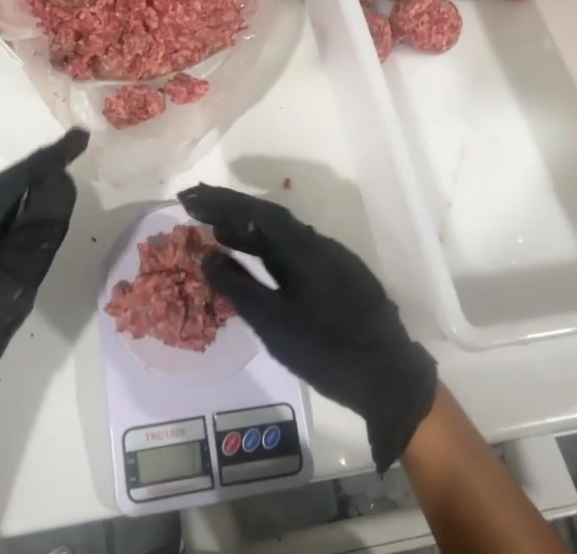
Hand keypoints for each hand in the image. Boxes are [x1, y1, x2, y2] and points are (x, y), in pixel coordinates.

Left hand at [0, 128, 88, 471]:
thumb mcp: (10, 285)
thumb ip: (37, 234)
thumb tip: (60, 182)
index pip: (12, 181)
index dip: (47, 158)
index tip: (80, 138)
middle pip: (3, 193)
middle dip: (38, 171)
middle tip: (74, 155)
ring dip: (30, 197)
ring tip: (61, 185)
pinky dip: (23, 227)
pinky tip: (36, 235)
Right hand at [179, 184, 437, 471]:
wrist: (389, 379)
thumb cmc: (328, 352)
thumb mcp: (274, 324)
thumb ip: (238, 288)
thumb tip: (206, 256)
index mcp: (307, 249)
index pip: (258, 212)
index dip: (221, 201)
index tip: (188, 198)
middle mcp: (321, 245)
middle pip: (269, 218)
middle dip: (230, 210)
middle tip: (193, 208)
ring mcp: (332, 260)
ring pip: (282, 235)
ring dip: (248, 230)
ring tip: (213, 230)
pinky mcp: (338, 277)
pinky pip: (293, 251)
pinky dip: (265, 249)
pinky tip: (249, 258)